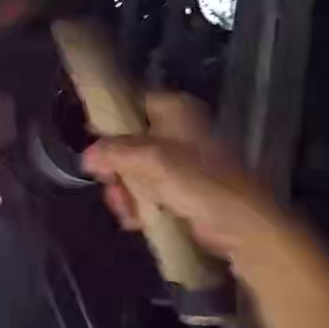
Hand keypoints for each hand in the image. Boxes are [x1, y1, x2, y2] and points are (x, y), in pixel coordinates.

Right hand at [80, 92, 288, 261]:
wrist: (241, 224)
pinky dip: (139, 203)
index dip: (109, 120)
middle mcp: (177, 129)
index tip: (92, 139)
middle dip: (116, 167)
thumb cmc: (198, 182)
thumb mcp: (151, 160)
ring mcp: (180, 160)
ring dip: (125, 190)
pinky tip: (136, 219)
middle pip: (128, 140)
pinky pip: (148, 189)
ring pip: (135, 168)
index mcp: (174, 110)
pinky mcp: (182, 188)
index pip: (131, 103)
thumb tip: (87, 156)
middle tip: (111, 185)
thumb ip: (114, 153)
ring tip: (126, 210)